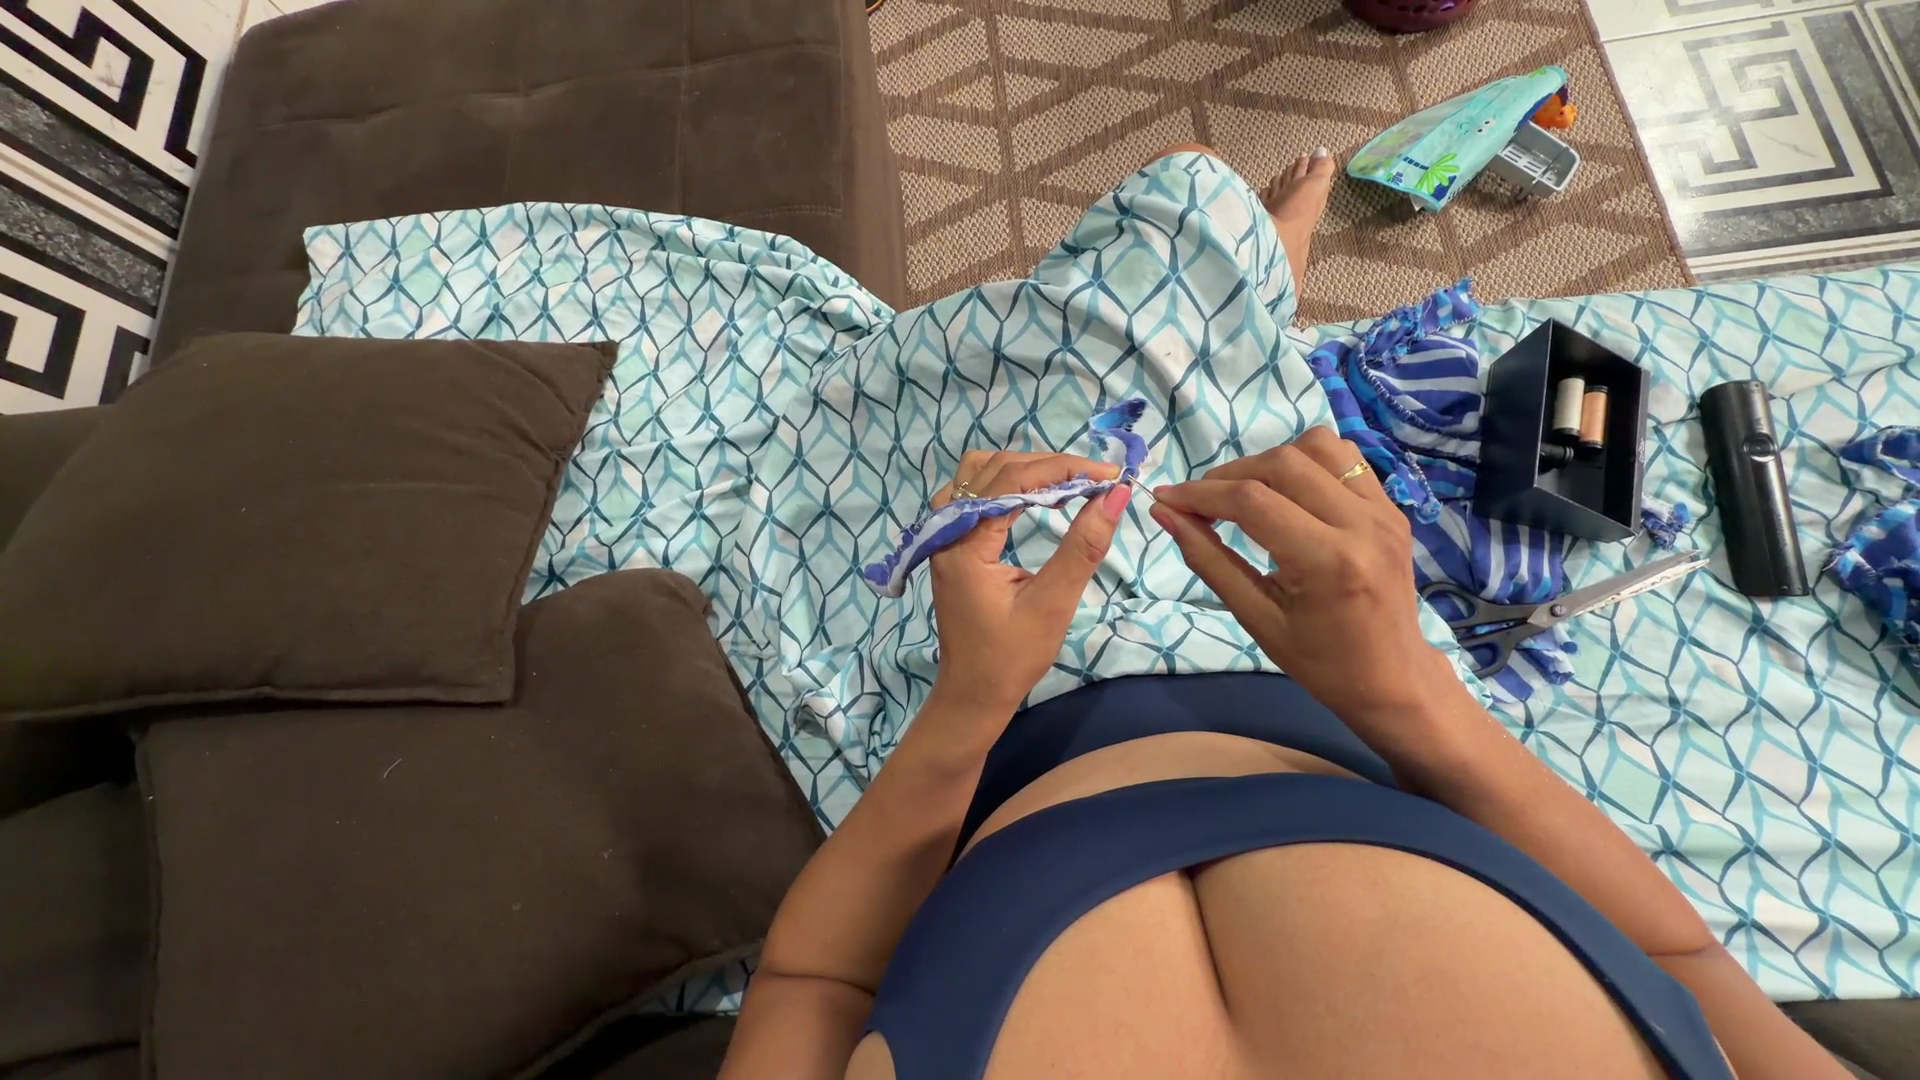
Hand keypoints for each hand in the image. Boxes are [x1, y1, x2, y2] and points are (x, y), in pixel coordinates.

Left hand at [927, 451, 1128, 717]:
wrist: (972, 691)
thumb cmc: (1012, 656)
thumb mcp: (1053, 604)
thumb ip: (1083, 547)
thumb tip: (1116, 496)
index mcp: (964, 545)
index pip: (1012, 480)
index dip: (1063, 468)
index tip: (1109, 474)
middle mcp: (945, 530)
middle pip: (995, 468)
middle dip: (1048, 466)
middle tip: (1096, 480)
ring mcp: (942, 534)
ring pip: (979, 473)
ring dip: (1024, 470)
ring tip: (1068, 483)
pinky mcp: (949, 541)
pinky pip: (974, 493)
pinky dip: (1007, 485)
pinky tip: (1035, 496)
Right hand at [1149, 426, 1444, 718]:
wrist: (1391, 677)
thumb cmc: (1318, 660)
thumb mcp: (1254, 616)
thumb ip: (1208, 559)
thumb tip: (1165, 513)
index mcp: (1327, 562)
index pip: (1252, 502)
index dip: (1200, 495)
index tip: (1165, 500)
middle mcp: (1361, 524)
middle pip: (1280, 464)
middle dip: (1227, 476)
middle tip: (1200, 503)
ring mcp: (1383, 510)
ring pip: (1315, 446)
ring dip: (1268, 461)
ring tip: (1245, 493)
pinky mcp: (1390, 507)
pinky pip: (1343, 458)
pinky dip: (1305, 462)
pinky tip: (1286, 492)